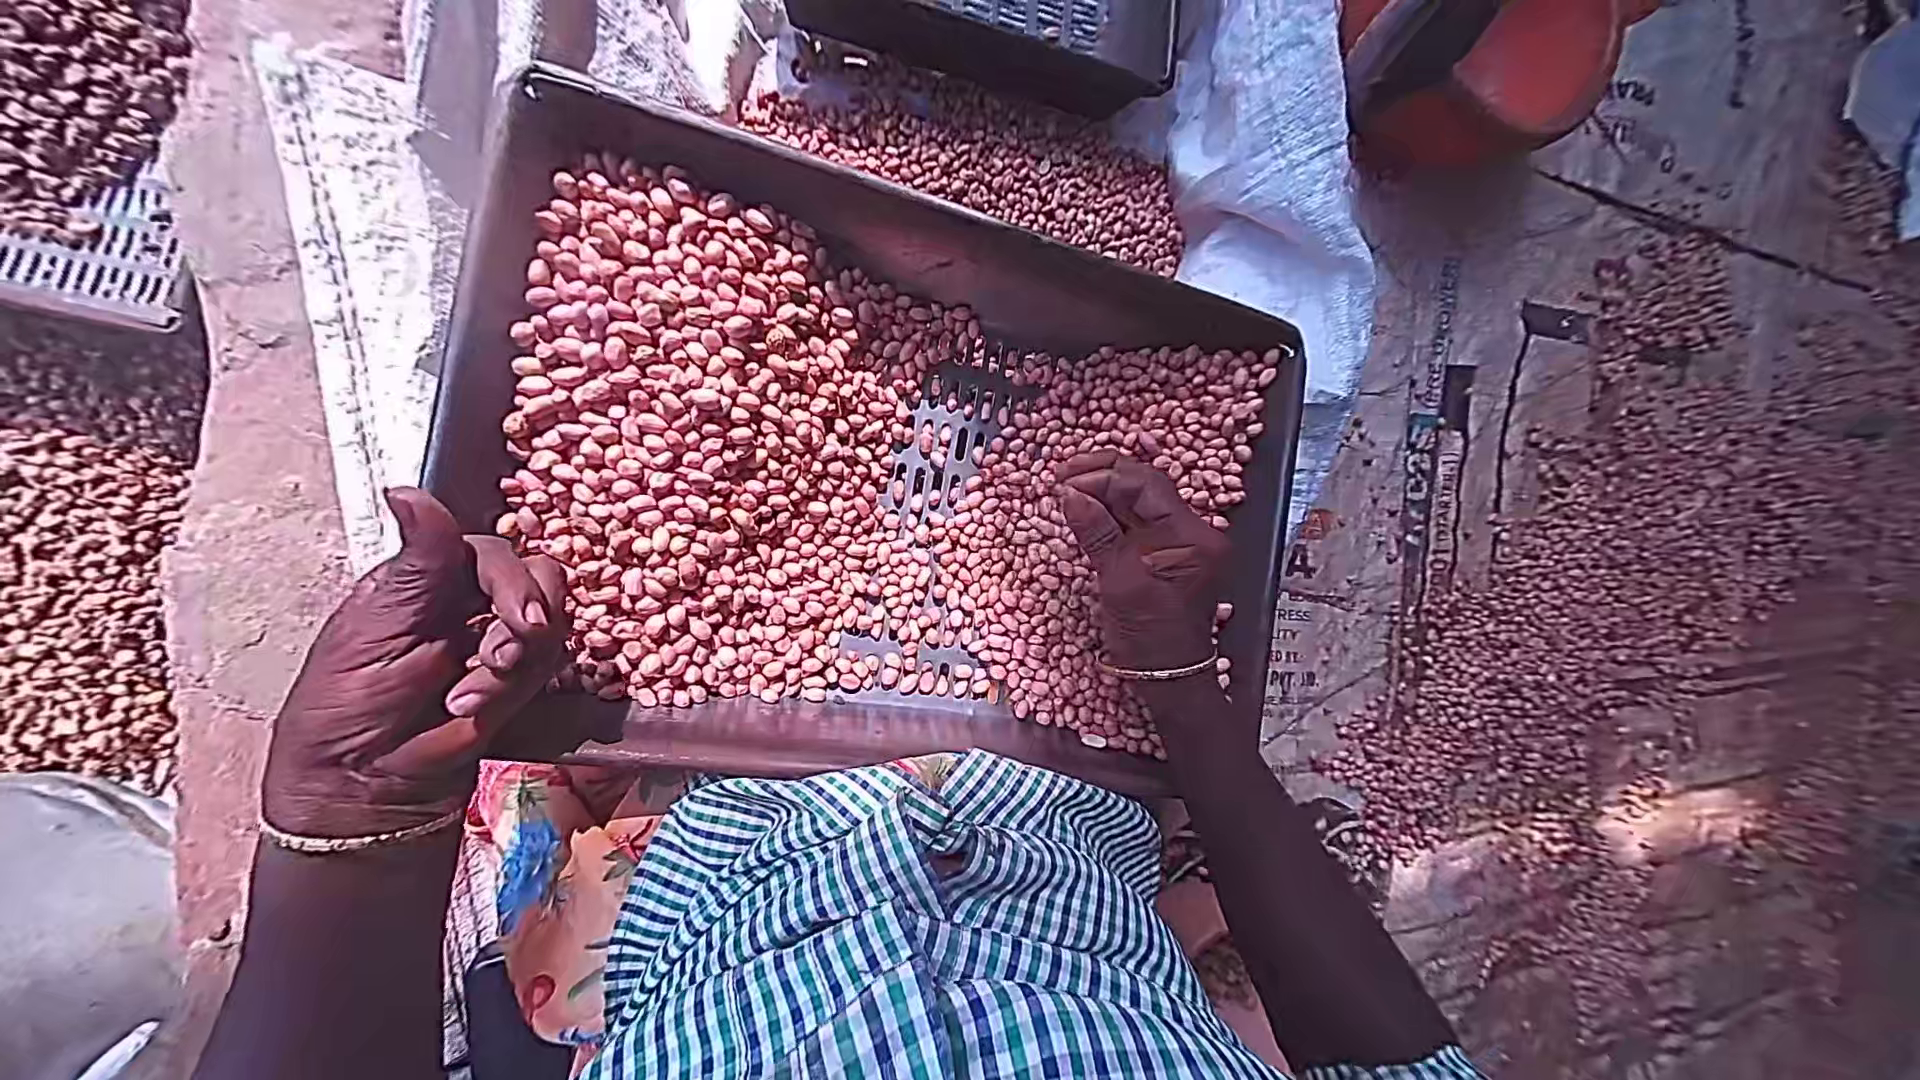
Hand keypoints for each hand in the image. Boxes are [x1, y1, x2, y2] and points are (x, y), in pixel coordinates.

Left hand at [262, 488, 586, 838]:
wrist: (366, 784)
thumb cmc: (347, 705)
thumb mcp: (375, 629)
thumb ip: (417, 564)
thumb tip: (407, 491)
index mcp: (431, 579)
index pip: (496, 553)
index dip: (515, 581)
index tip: (519, 620)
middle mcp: (474, 599)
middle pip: (541, 576)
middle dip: (530, 615)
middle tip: (504, 656)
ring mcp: (503, 634)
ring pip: (554, 618)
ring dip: (521, 656)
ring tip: (473, 690)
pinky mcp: (523, 671)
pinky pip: (553, 660)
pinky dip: (518, 685)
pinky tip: (474, 704)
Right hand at [1056, 451, 1229, 671]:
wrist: (1167, 677)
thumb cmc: (1150, 639)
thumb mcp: (1120, 583)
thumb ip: (1097, 534)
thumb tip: (1070, 494)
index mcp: (1192, 537)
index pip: (1147, 486)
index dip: (1104, 477)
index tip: (1066, 482)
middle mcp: (1190, 531)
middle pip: (1144, 484)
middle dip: (1102, 473)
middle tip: (1062, 472)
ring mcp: (1174, 540)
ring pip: (1136, 498)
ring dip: (1100, 488)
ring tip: (1066, 483)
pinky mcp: (1159, 551)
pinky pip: (1131, 519)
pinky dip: (1105, 510)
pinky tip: (1081, 505)